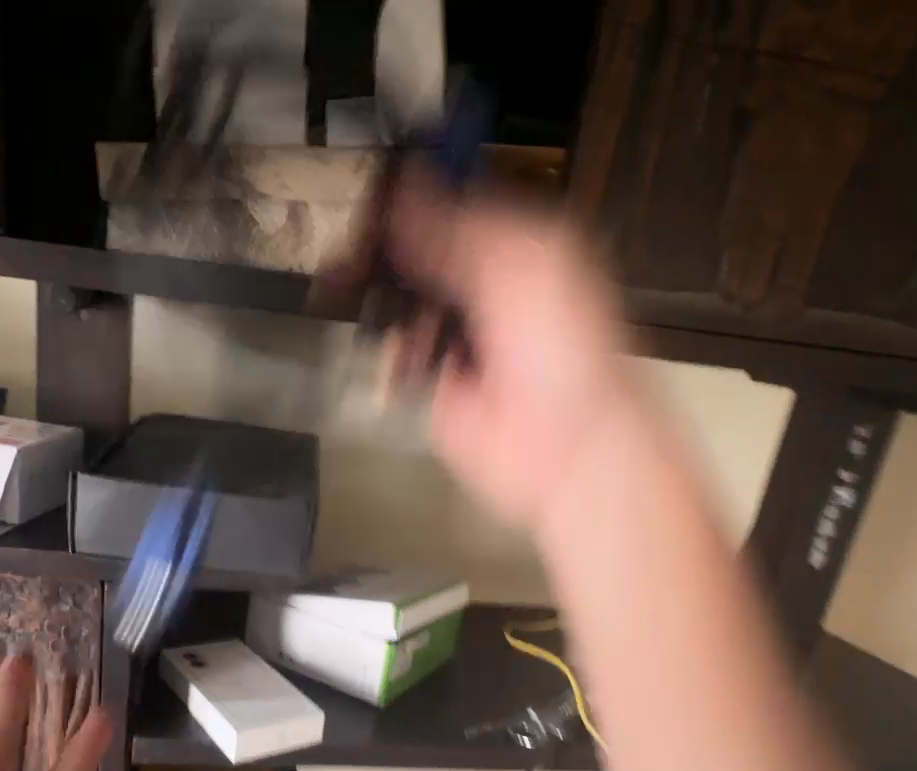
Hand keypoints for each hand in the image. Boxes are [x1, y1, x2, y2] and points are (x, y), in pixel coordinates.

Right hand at [361, 169, 645, 532]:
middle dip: (389, 244)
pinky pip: (399, 351)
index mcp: (521, 246)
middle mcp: (487, 285)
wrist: (563, 440)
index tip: (376, 184)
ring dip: (384, 295)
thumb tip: (404, 186)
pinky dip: (393, 346)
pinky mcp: (435, 379)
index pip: (458, 203)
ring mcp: (459, 334)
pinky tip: (400, 343)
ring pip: (403, 300)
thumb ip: (457, 225)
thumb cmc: (563, 344)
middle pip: (423, 251)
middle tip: (353, 237)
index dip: (419, 193)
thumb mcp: (520, 261)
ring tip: (357, 283)